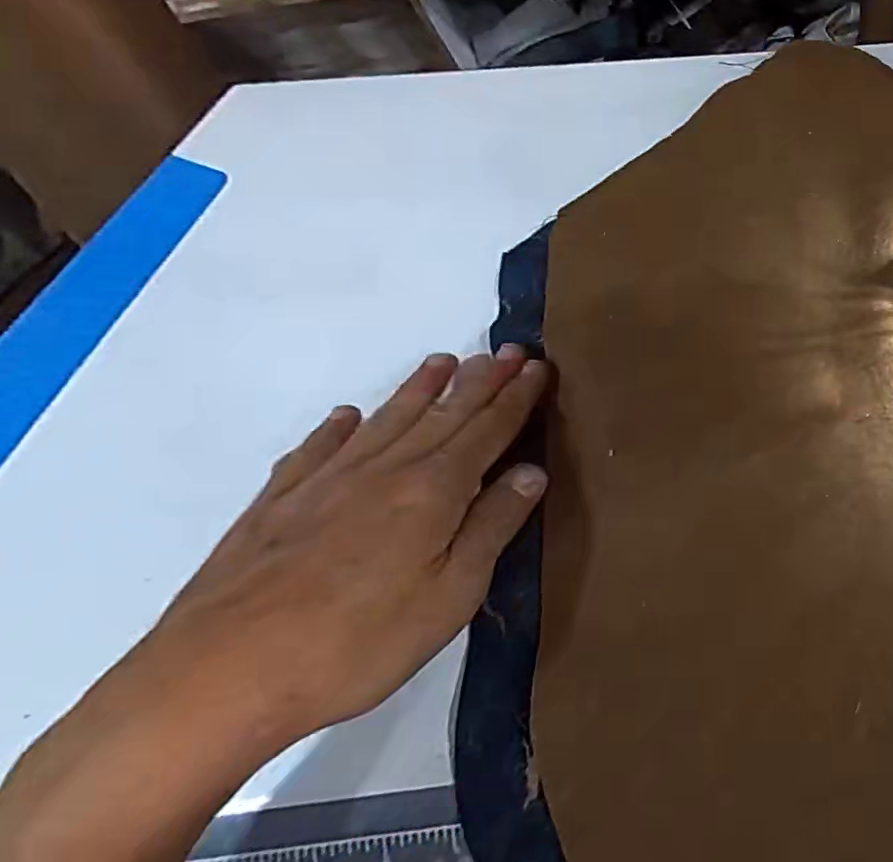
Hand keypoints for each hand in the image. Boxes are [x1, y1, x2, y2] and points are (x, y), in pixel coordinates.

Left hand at [0, 348, 549, 861]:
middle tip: (508, 350)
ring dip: (419, 389)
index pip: (489, 429)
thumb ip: (494, 524)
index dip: (517, 396)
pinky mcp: (273, 509)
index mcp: (433, 489)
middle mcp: (383, 472)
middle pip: (443, 414)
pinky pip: (314, 452)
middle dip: (480, 380)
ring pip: (384, 422)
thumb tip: (532, 471)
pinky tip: (345, 417)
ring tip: (443, 362)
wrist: (209, 686)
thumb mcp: (453, 592)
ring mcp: (323, 486)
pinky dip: (335, 429)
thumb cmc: (358, 642)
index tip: (539, 366)